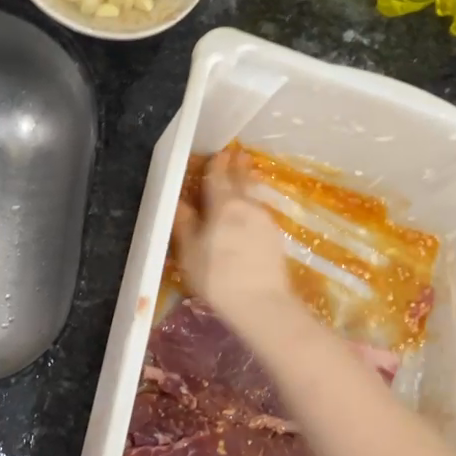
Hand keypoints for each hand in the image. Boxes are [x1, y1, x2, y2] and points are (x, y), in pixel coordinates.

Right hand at [171, 146, 297, 333]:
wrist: (261, 302)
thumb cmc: (217, 277)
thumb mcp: (190, 253)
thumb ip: (185, 225)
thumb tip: (180, 203)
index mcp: (223, 206)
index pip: (218, 178)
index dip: (216, 165)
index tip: (218, 153)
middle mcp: (247, 207)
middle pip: (242, 181)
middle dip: (238, 167)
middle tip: (239, 153)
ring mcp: (265, 221)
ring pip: (253, 197)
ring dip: (248, 185)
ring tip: (248, 175)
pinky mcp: (276, 238)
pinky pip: (261, 213)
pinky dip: (254, 206)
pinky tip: (251, 212)